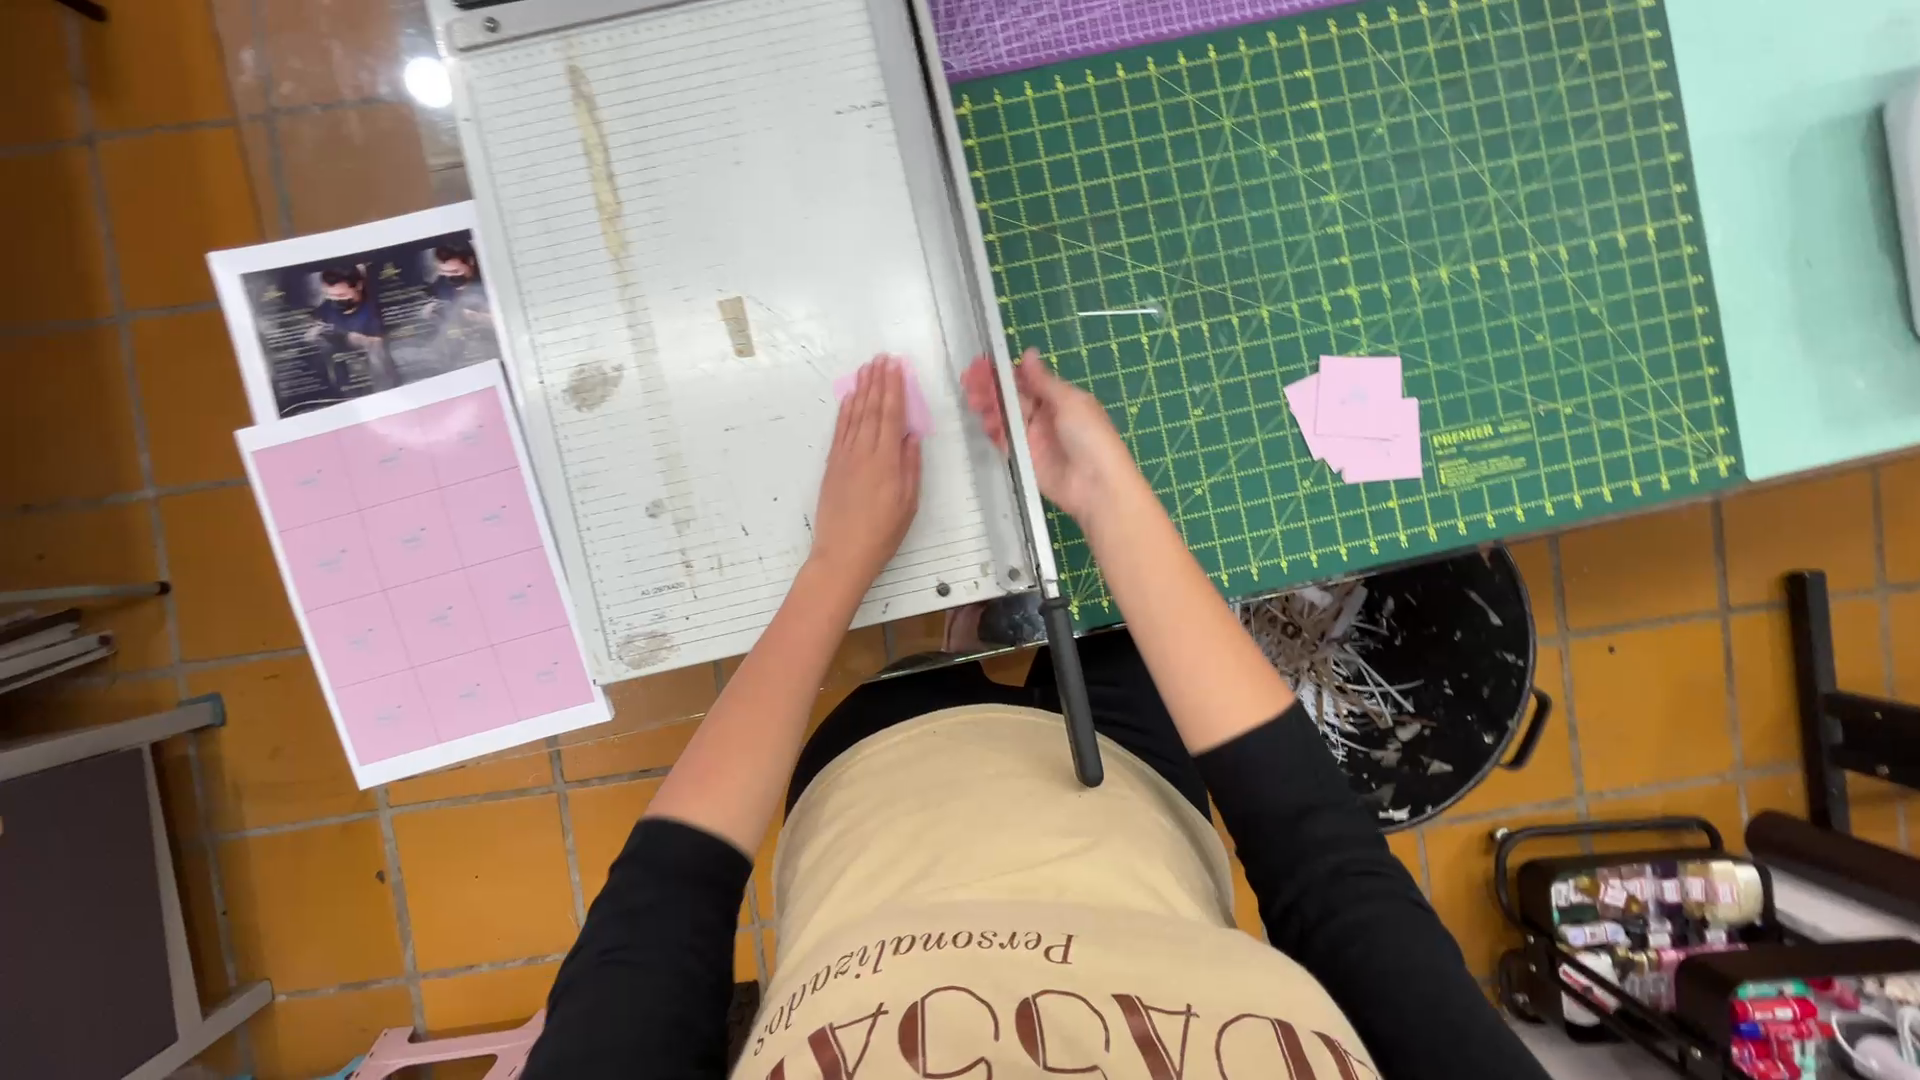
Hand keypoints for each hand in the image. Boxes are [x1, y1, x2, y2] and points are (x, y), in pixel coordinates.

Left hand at [810, 355, 922, 588]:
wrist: (842, 554)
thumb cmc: (882, 533)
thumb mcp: (908, 503)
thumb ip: (910, 466)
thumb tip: (911, 436)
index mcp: (886, 460)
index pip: (891, 415)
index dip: (894, 388)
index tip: (896, 367)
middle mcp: (863, 452)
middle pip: (871, 409)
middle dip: (877, 382)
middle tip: (881, 358)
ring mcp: (844, 457)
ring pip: (854, 415)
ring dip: (861, 390)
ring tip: (866, 369)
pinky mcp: (832, 466)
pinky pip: (840, 431)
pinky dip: (845, 411)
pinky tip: (849, 399)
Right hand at [961, 347, 1141, 524]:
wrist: (1096, 485)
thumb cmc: (1090, 436)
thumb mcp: (1070, 401)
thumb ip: (1043, 380)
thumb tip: (1028, 353)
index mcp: (1059, 398)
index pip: (1026, 380)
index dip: (1005, 372)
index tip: (982, 364)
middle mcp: (1044, 415)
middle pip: (1012, 397)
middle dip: (990, 388)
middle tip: (969, 380)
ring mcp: (1033, 437)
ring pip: (1004, 417)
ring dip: (989, 407)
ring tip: (974, 400)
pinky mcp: (1024, 458)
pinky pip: (1004, 441)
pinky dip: (994, 431)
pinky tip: (986, 422)